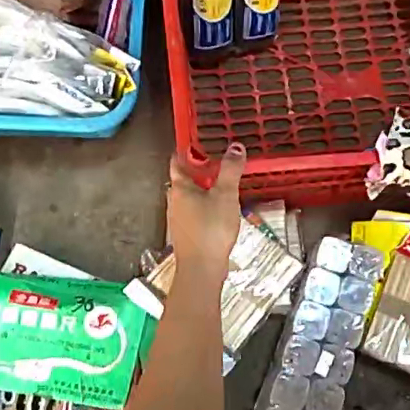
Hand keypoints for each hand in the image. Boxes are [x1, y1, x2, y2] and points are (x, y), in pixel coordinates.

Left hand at [167, 145, 244, 278]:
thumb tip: (235, 146)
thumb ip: (231, 170)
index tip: (202, 141)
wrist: (202, 268)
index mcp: (180, 187)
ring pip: (190, 196)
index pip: (178, 160)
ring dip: (204, 188)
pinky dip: (206, 205)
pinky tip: (221, 209)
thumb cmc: (211, 229)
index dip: (189, 149)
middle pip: (185, 178)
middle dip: (200, 169)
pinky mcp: (187, 232)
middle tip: (219, 161)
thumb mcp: (226, 195)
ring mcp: (179, 218)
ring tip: (223, 183)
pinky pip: (195, 211)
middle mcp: (175, 201)